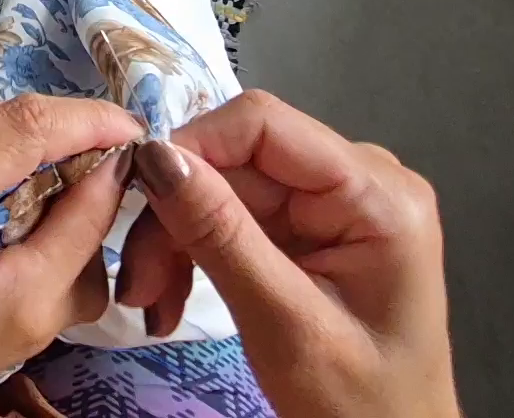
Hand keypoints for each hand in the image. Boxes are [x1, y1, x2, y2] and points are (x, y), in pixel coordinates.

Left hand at [0, 95, 140, 417]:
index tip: (136, 134)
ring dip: (19, 145)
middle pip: (3, 114)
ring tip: (30, 200)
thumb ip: (78, 232)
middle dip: (58, 141)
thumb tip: (116, 164)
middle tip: (92, 185)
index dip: (89, 120)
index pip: (24, 123)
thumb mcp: (19, 313)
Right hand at [116, 91, 459, 417]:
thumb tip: (153, 154)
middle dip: (174, 212)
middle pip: (231, 158)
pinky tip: (170, 293)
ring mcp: (324, 197)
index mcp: (376, 192)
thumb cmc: (360, 409)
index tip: (139, 196)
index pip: (262, 123)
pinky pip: (223, 211)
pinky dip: (188, 248)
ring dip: (172, 237)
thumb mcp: (285, 326)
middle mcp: (353, 176)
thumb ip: (220, 234)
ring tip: (149, 299)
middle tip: (137, 281)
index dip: (193, 145)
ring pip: (216, 184)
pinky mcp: (298, 220)